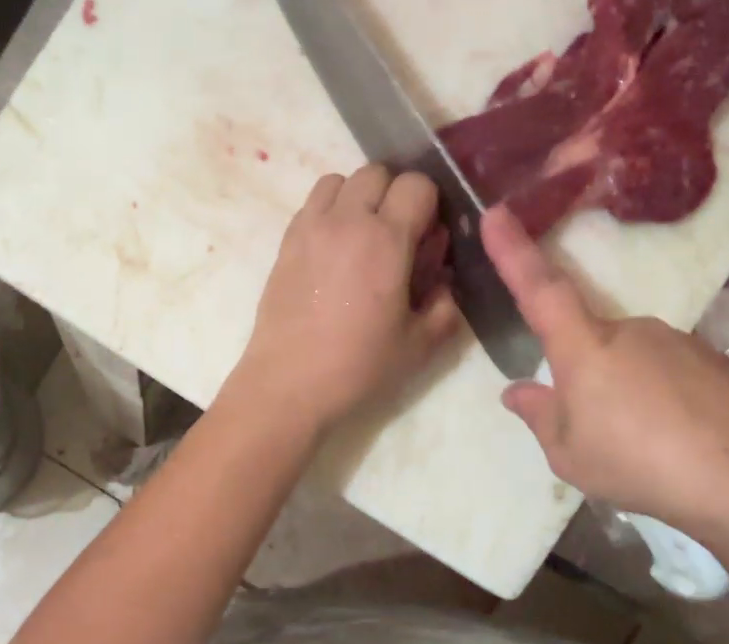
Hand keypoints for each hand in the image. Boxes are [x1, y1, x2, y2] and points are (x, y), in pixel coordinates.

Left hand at [221, 165, 462, 436]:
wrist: (286, 386)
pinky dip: (326, 215)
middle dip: (392, 195)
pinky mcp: (283, 247)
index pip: (416, 184)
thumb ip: (444, 305)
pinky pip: (309, 207)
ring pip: (337, 181)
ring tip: (360, 240)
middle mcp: (345, 222)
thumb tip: (443, 279)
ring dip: (355, 199)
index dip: (428, 206)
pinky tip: (332, 254)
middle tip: (395, 239)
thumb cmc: (356, 369)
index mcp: (385, 240)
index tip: (426, 239)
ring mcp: (308, 231)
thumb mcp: (418, 346)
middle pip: (376, 172)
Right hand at [481, 206, 728, 534]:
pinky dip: (653, 403)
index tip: (495, 213)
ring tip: (633, 449)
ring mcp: (677, 342)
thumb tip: (519, 390)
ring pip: (626, 361)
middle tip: (588, 434)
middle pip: (587, 342)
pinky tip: (667, 442)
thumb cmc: (639, 464)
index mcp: (585, 350)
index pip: (540, 292)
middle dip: (579, 380)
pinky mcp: (711, 361)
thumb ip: (542, 416)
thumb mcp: (568, 454)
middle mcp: (631, 331)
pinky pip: (663, 374)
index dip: (513, 253)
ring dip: (618, 396)